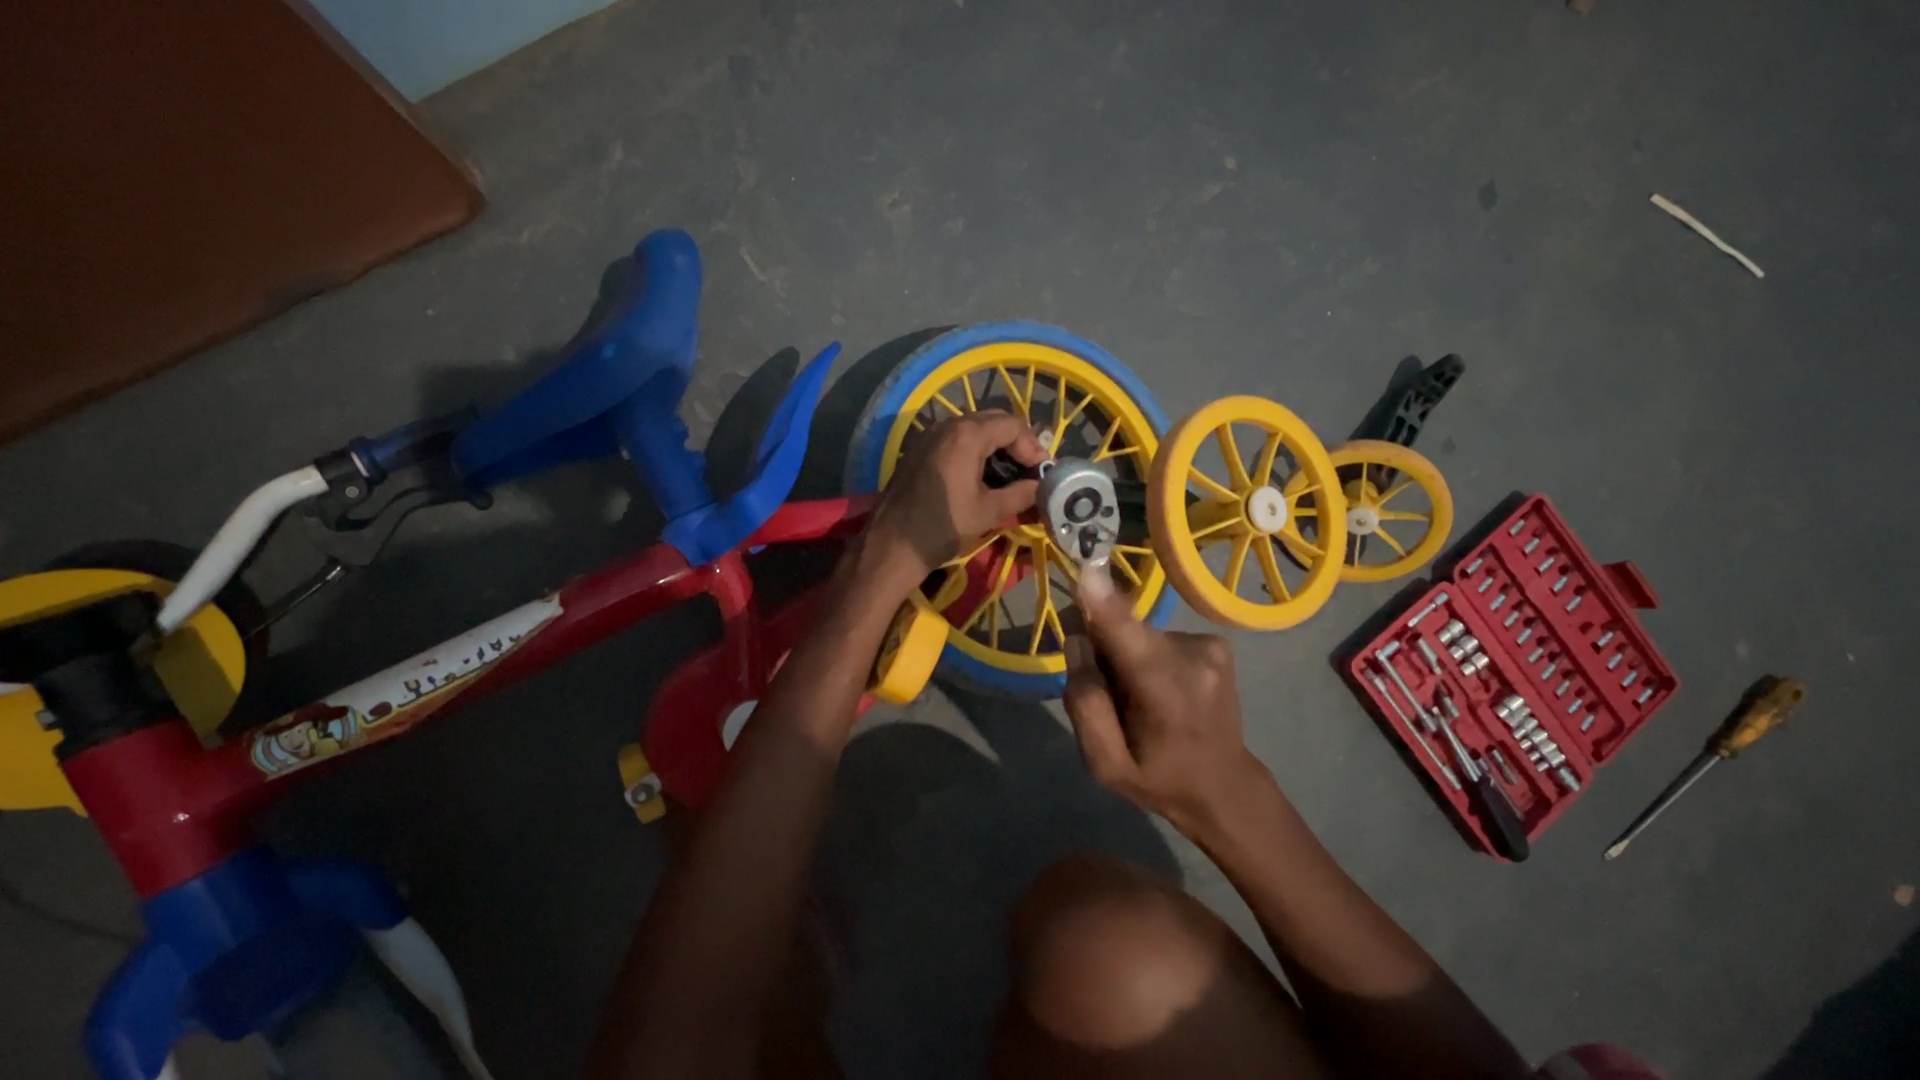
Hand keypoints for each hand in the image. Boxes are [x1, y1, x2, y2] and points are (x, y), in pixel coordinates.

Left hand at [867, 410, 1048, 580]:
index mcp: (967, 435)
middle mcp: (948, 425)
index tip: (1042, 472)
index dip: (1033, 446)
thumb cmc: (943, 527)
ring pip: (973, 430)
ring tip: (1009, 476)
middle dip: (1016, 443)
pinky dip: (975, 452)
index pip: (1013, 425)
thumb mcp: (989, 511)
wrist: (892, 546)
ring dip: (995, 447)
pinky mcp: (919, 450)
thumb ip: (1020, 494)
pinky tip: (982, 478)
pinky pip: (955, 441)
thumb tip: (1040, 487)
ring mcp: (930, 436)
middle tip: (1029, 470)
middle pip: (993, 421)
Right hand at [1062, 561, 1272, 835]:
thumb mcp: (1106, 765)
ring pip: (1142, 636)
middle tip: (1108, 694)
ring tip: (1139, 699)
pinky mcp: (1215, 642)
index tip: (1086, 570)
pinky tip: (1160, 689)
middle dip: (1104, 651)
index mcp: (1166, 698)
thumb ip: (1085, 706)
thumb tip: (1078, 641)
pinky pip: (1160, 638)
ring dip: (1127, 657)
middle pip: (1126, 634)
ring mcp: (1209, 648)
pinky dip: (1148, 657)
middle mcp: (1193, 661)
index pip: (1131, 642)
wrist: (1225, 784)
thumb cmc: (1159, 779)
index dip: (1106, 607)